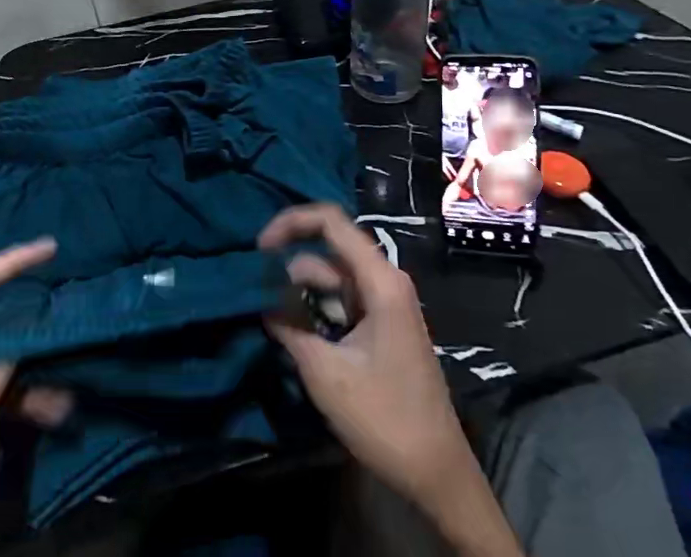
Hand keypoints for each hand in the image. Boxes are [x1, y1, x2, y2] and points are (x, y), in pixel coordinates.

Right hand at [260, 206, 522, 556]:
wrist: (434, 467)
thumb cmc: (383, 417)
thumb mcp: (326, 373)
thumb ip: (290, 329)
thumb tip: (262, 302)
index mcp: (380, 281)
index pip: (332, 223)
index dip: (292, 223)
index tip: (258, 249)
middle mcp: (385, 282)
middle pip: (329, 254)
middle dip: (290, 272)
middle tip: (257, 302)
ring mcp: (385, 304)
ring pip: (333, 281)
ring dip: (301, 296)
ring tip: (271, 324)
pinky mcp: (382, 326)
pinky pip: (342, 303)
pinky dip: (316, 312)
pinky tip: (293, 335)